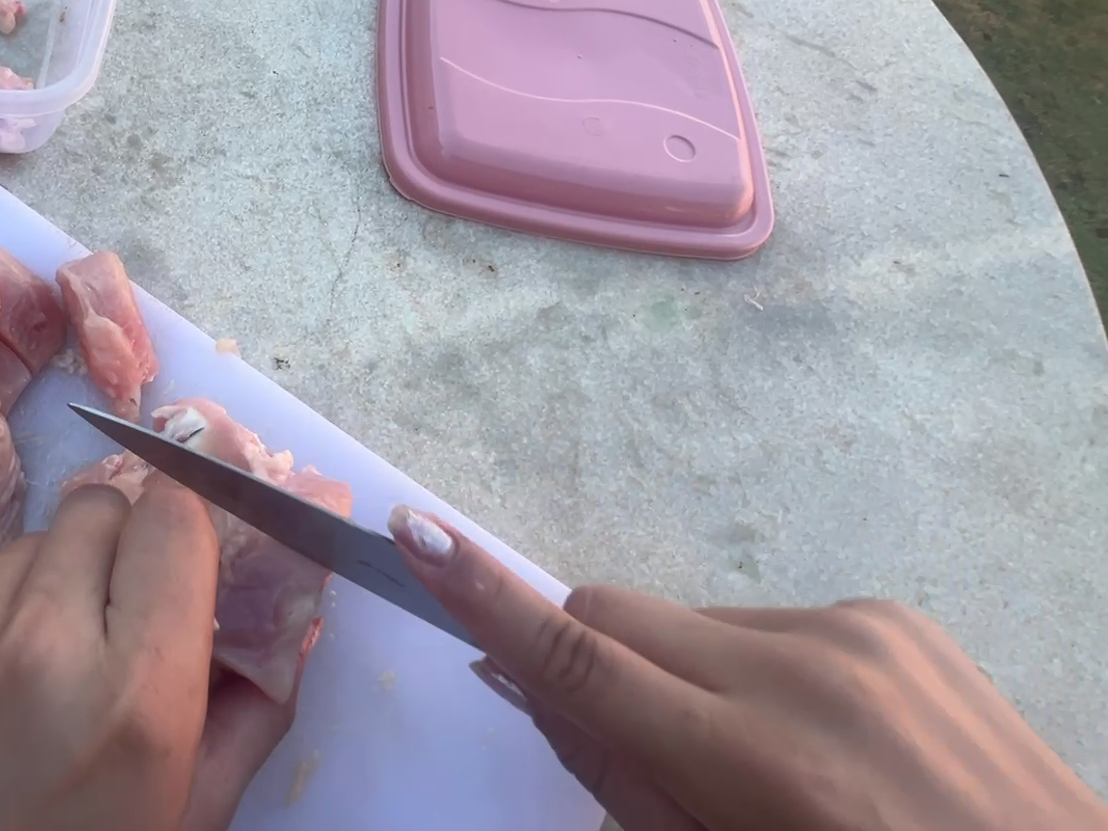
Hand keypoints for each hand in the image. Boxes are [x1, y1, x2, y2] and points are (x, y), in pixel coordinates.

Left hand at [0, 478, 296, 830]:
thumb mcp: (198, 807)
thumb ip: (257, 698)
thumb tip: (283, 603)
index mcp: (135, 693)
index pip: (173, 515)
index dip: (183, 534)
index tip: (178, 569)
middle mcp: (41, 642)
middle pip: (102, 505)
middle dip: (121, 547)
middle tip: (114, 616)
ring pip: (37, 535)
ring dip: (56, 576)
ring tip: (45, 656)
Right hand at [387, 505, 1107, 830]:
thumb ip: (613, 773)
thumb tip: (523, 676)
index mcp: (766, 771)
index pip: (578, 657)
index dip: (485, 595)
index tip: (415, 533)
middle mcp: (807, 676)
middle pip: (607, 612)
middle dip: (591, 658)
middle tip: (645, 735)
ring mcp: (859, 631)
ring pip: (676, 618)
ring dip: (678, 671)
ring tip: (766, 752)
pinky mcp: (891, 612)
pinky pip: (751, 619)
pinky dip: (747, 666)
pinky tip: (824, 731)